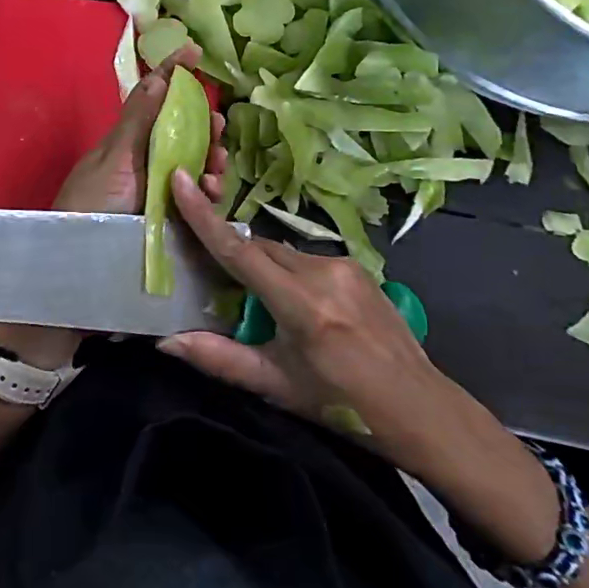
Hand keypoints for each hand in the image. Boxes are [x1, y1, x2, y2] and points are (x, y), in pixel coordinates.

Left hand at [52, 44, 226, 214]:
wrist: (82, 253)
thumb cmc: (92, 199)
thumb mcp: (115, 157)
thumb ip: (139, 120)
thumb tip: (160, 77)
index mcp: (131, 137)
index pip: (155, 97)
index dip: (173, 73)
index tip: (193, 50)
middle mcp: (148, 156)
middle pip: (184, 129)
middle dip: (205, 124)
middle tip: (218, 124)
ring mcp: (160, 184)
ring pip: (196, 160)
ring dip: (212, 156)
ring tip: (217, 164)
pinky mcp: (172, 211)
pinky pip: (198, 193)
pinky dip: (209, 189)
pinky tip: (212, 191)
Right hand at [157, 170, 447, 430]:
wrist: (422, 407)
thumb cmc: (344, 404)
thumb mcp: (277, 385)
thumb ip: (219, 359)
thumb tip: (166, 343)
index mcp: (302, 305)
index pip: (239, 252)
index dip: (204, 216)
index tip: (180, 180)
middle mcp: (323, 273)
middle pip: (258, 247)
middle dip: (233, 256)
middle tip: (213, 279)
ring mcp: (344, 265)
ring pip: (282, 252)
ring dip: (263, 268)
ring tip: (264, 305)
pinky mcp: (358, 266)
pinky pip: (306, 259)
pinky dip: (289, 273)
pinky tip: (298, 304)